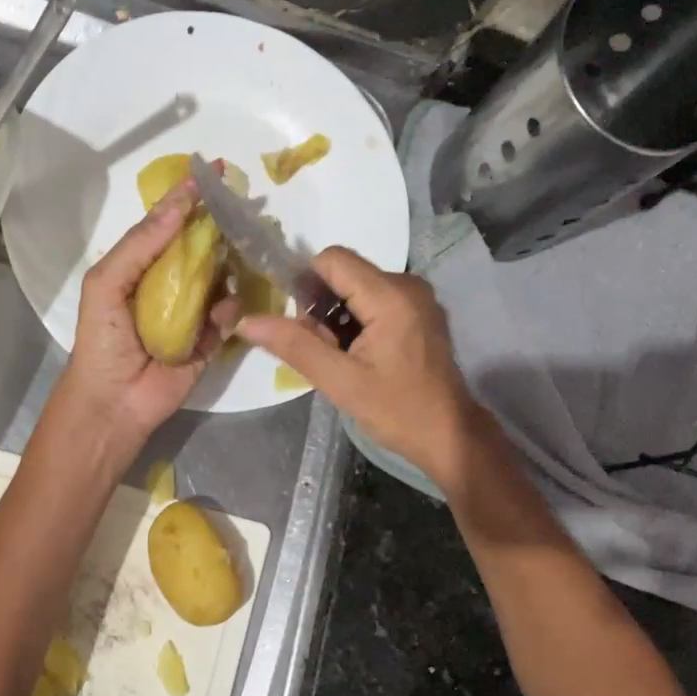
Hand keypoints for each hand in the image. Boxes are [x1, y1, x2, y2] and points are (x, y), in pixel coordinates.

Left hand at [56, 177, 238, 446]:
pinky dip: (230, 308)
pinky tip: (221, 308)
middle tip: (238, 208)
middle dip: (218, 226)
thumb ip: (139, 244)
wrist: (114, 401)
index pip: (167, 224)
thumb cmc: (102, 341)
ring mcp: (191, 313)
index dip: (187, 198)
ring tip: (238, 252)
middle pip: (200, 247)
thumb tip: (178, 205)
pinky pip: (229, 316)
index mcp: (141, 267)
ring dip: (228, 265)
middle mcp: (168, 285)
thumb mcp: (107, 283)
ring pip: (221, 278)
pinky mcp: (209, 342)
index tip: (212, 170)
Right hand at [237, 247, 489, 488]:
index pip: (333, 259)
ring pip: (357, 289)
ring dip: (336, 317)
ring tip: (337, 358)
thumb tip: (247, 321)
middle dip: (320, 306)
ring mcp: (416, 298)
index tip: (293, 321)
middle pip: (345, 274)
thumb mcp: (341, 382)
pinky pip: (375, 302)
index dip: (304, 282)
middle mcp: (407, 285)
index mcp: (391, 295)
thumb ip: (295, 346)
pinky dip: (355, 322)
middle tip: (318, 350)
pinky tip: (355, 356)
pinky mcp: (418, 313)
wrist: (449, 435)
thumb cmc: (397, 411)